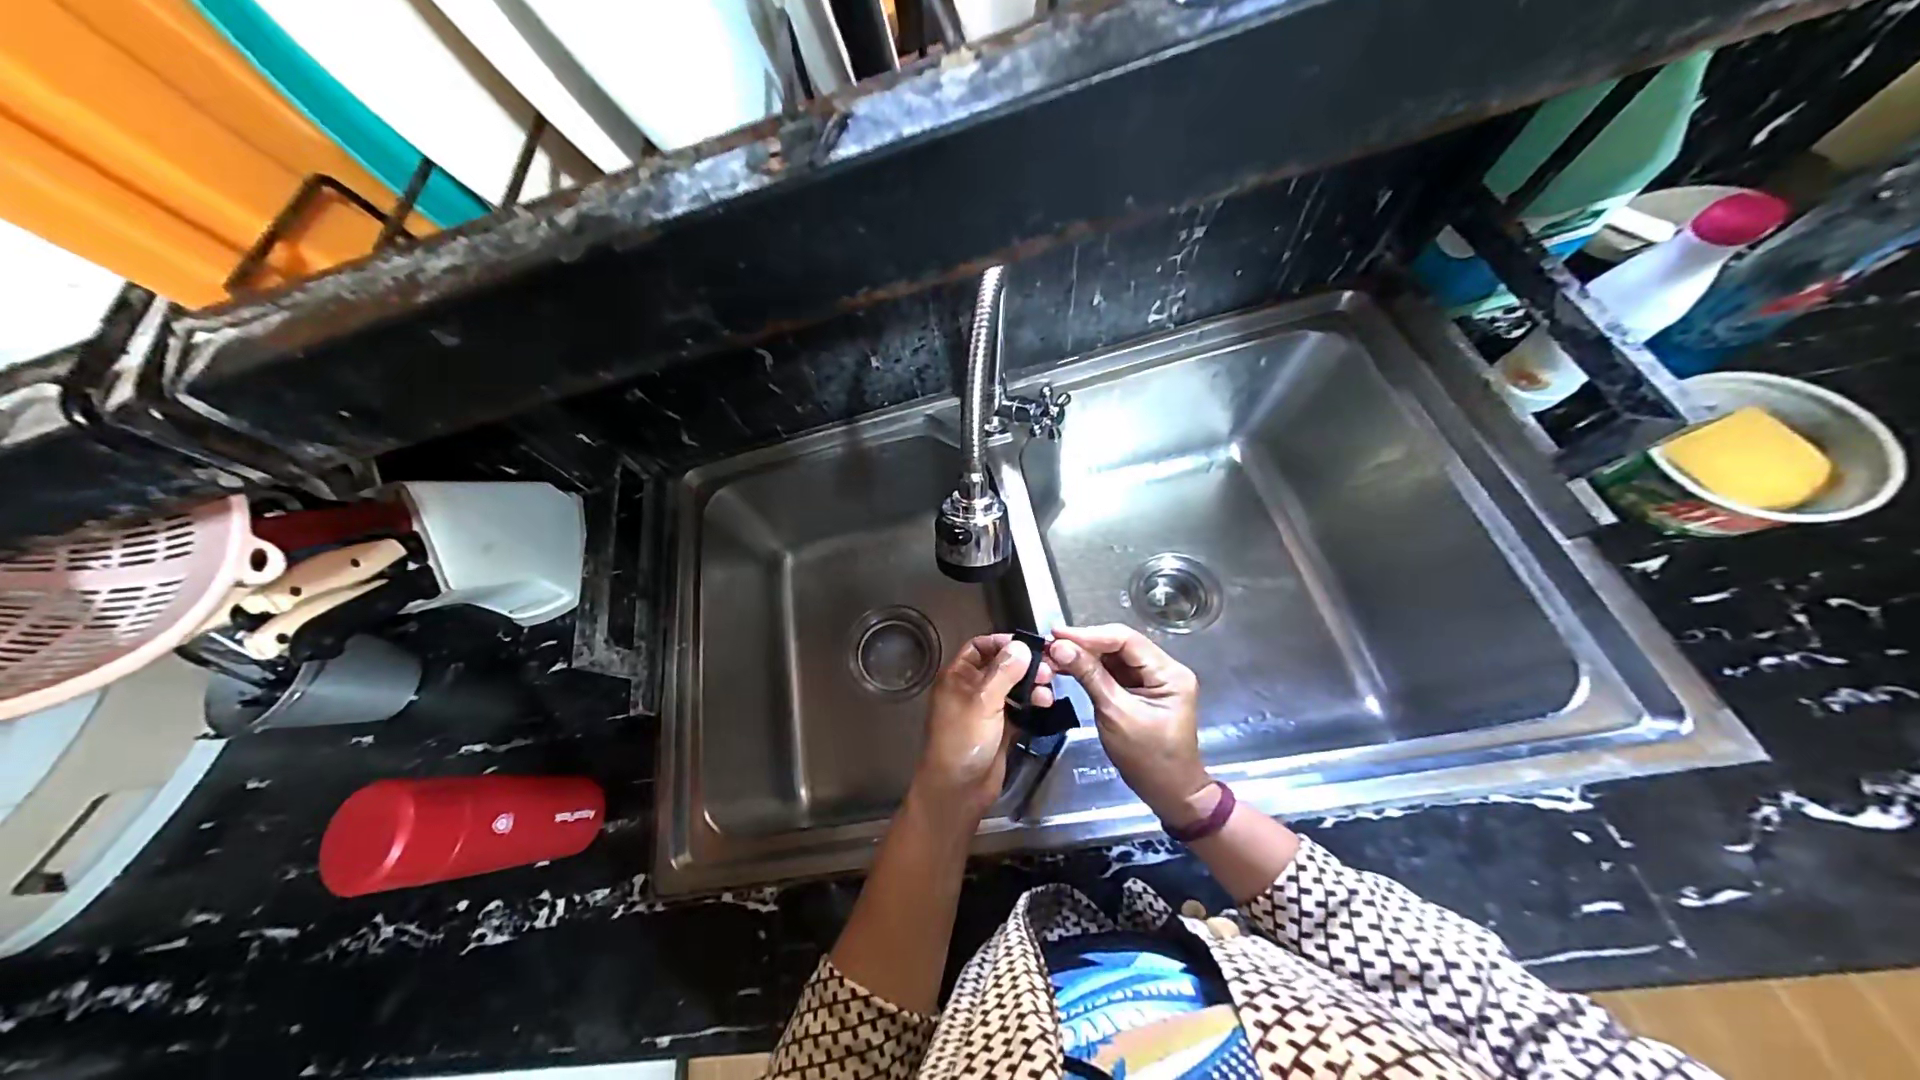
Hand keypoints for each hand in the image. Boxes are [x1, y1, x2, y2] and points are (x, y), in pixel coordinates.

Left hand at [912, 634, 1053, 820]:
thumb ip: (1004, 672)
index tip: (1029, 645)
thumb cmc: (964, 740)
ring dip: (1031, 685)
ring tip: (1048, 688)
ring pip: (1012, 688)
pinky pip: (1018, 708)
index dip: (1002, 643)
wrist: (958, 790)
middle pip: (1000, 666)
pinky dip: (1031, 704)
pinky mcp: (999, 728)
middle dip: (1024, 665)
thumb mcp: (983, 701)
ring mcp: (985, 710)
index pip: (980, 647)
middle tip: (1048, 670)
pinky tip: (1046, 703)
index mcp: (957, 677)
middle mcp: (970, 689)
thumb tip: (1021, 646)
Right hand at [1047, 624, 1209, 823]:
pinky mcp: (1140, 690)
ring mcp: (1152, 679)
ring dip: (1084, 655)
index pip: (1125, 640)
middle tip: (1051, 644)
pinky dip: (1091, 669)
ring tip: (1054, 654)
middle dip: (1085, 644)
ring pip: (1114, 657)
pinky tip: (1068, 667)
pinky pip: (1113, 671)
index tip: (1057, 634)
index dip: (1089, 635)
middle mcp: (1164, 669)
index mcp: (1168, 672)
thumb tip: (1060, 646)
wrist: (1168, 793)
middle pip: (1120, 645)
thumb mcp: (1115, 714)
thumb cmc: (1148, 758)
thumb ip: (1089, 676)